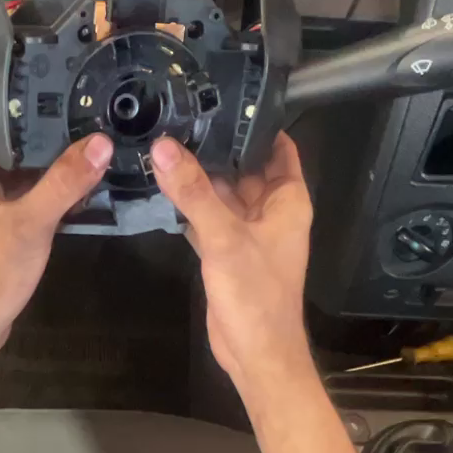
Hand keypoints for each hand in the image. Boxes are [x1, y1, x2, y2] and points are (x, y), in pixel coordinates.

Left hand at [0, 109, 112, 354]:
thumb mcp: (30, 223)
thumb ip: (64, 183)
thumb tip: (100, 143)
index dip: (1, 88)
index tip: (36, 70)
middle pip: (3, 138)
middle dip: (35, 120)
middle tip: (75, 97)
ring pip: (18, 169)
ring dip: (45, 156)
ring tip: (84, 131)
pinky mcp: (1, 228)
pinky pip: (26, 195)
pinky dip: (48, 187)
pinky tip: (78, 181)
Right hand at [150, 134, 312, 392]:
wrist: (254, 353)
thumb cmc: (256, 297)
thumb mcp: (224, 238)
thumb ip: (194, 192)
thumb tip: (165, 149)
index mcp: (288, 201)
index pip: (278, 147)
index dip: (257, 123)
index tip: (225, 98)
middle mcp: (271, 213)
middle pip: (244, 168)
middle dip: (217, 149)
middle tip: (180, 120)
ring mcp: (248, 234)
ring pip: (223, 195)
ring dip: (200, 180)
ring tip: (166, 149)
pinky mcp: (227, 255)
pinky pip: (209, 221)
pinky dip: (191, 209)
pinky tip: (166, 193)